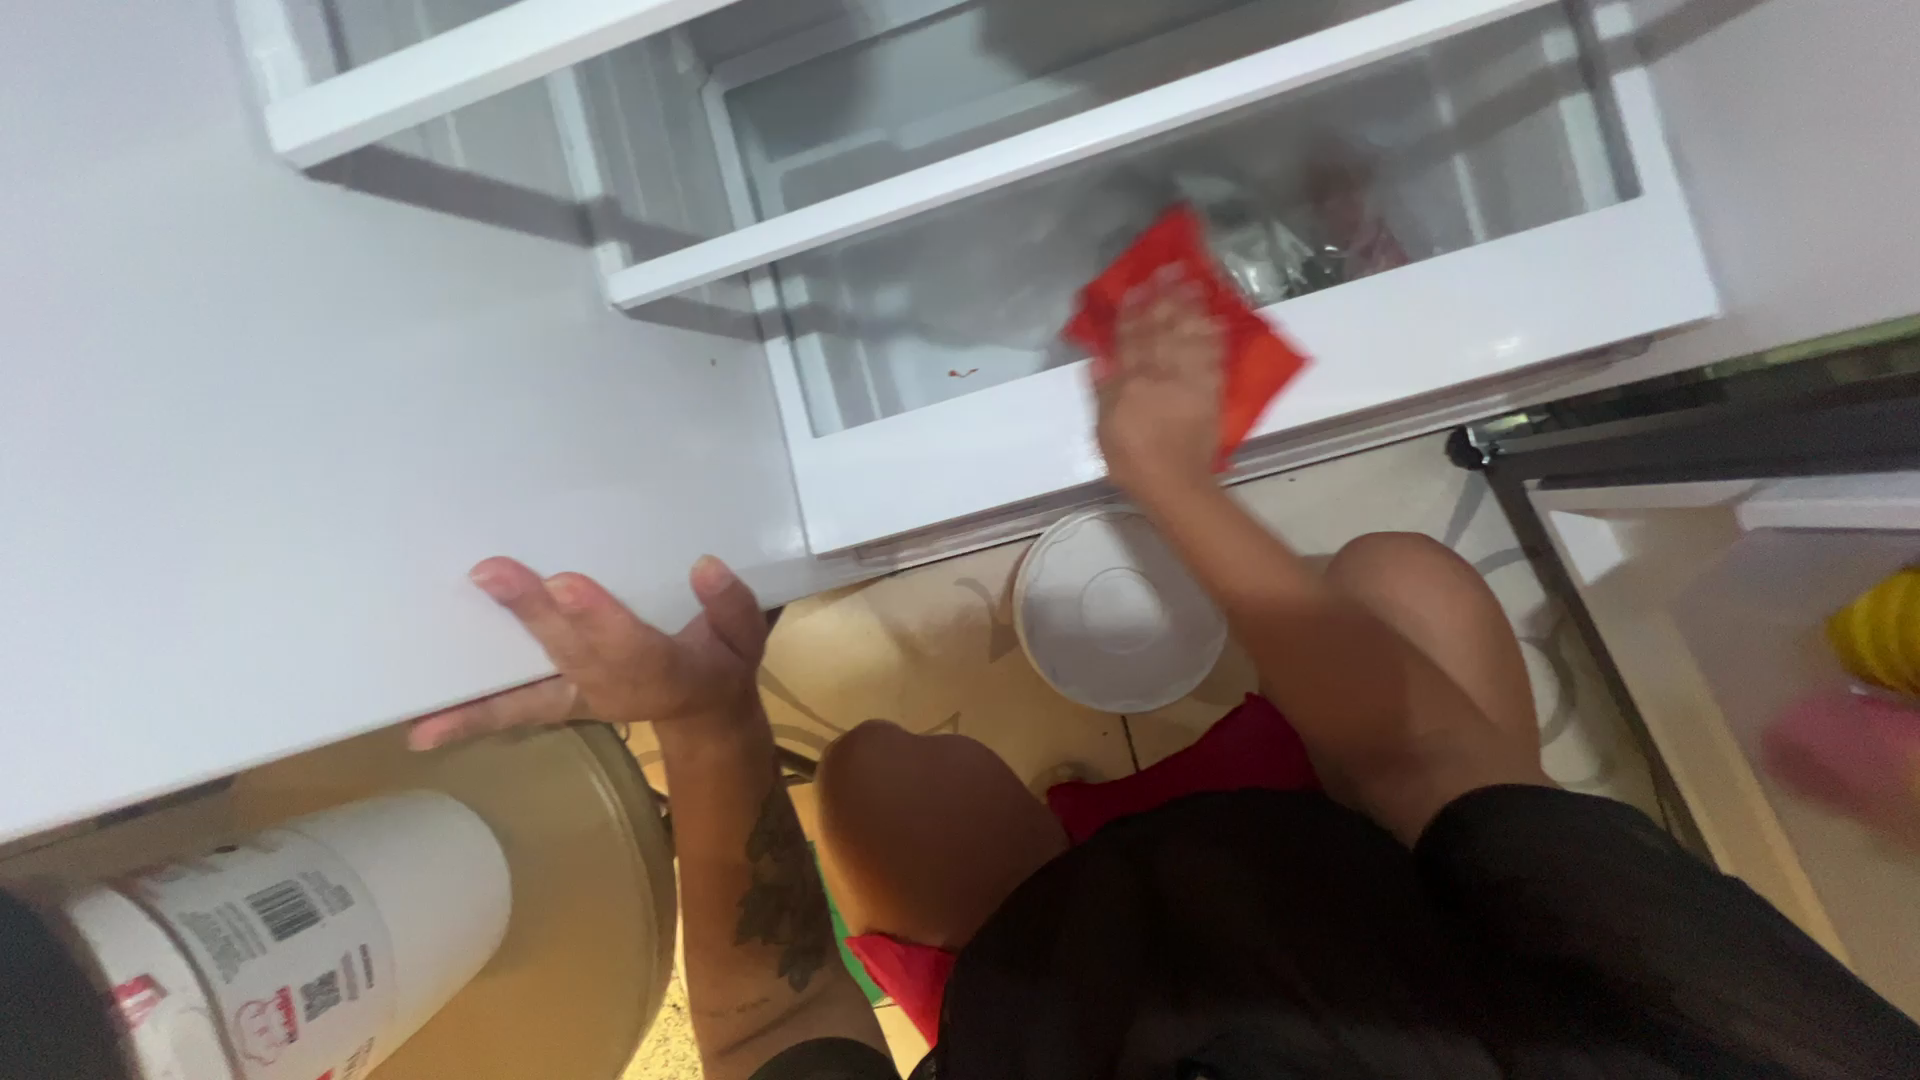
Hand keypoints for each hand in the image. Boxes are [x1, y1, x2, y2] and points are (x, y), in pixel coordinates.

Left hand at [407, 555, 766, 749]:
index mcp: (671, 670)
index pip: (634, 645)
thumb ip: (731, 604)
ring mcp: (586, 698)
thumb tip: (704, 564)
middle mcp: (620, 688)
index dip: (601, 617)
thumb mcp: (747, 634)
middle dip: (532, 614)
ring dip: (485, 685)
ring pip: (535, 687)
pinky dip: (474, 719)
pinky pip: (520, 710)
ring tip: (431, 691)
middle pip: (573, 652)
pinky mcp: (564, 701)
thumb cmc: (724, 660)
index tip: (566, 582)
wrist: (706, 710)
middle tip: (491, 573)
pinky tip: (422, 732)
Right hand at [1093, 271, 1224, 503]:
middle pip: (1161, 329)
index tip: (1135, 286)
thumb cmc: (1131, 461)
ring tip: (1191, 281)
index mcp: (1131, 384)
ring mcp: (1189, 381)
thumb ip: (1103, 393)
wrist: (1174, 484)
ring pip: (1189, 335)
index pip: (1130, 340)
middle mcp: (1161, 374)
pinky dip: (1214, 335)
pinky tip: (1215, 317)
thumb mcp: (1104, 430)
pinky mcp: (1211, 392)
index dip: (1132, 312)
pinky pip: (1213, 356)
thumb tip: (1099, 360)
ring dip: (1190, 307)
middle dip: (1163, 298)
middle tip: (1168, 269)